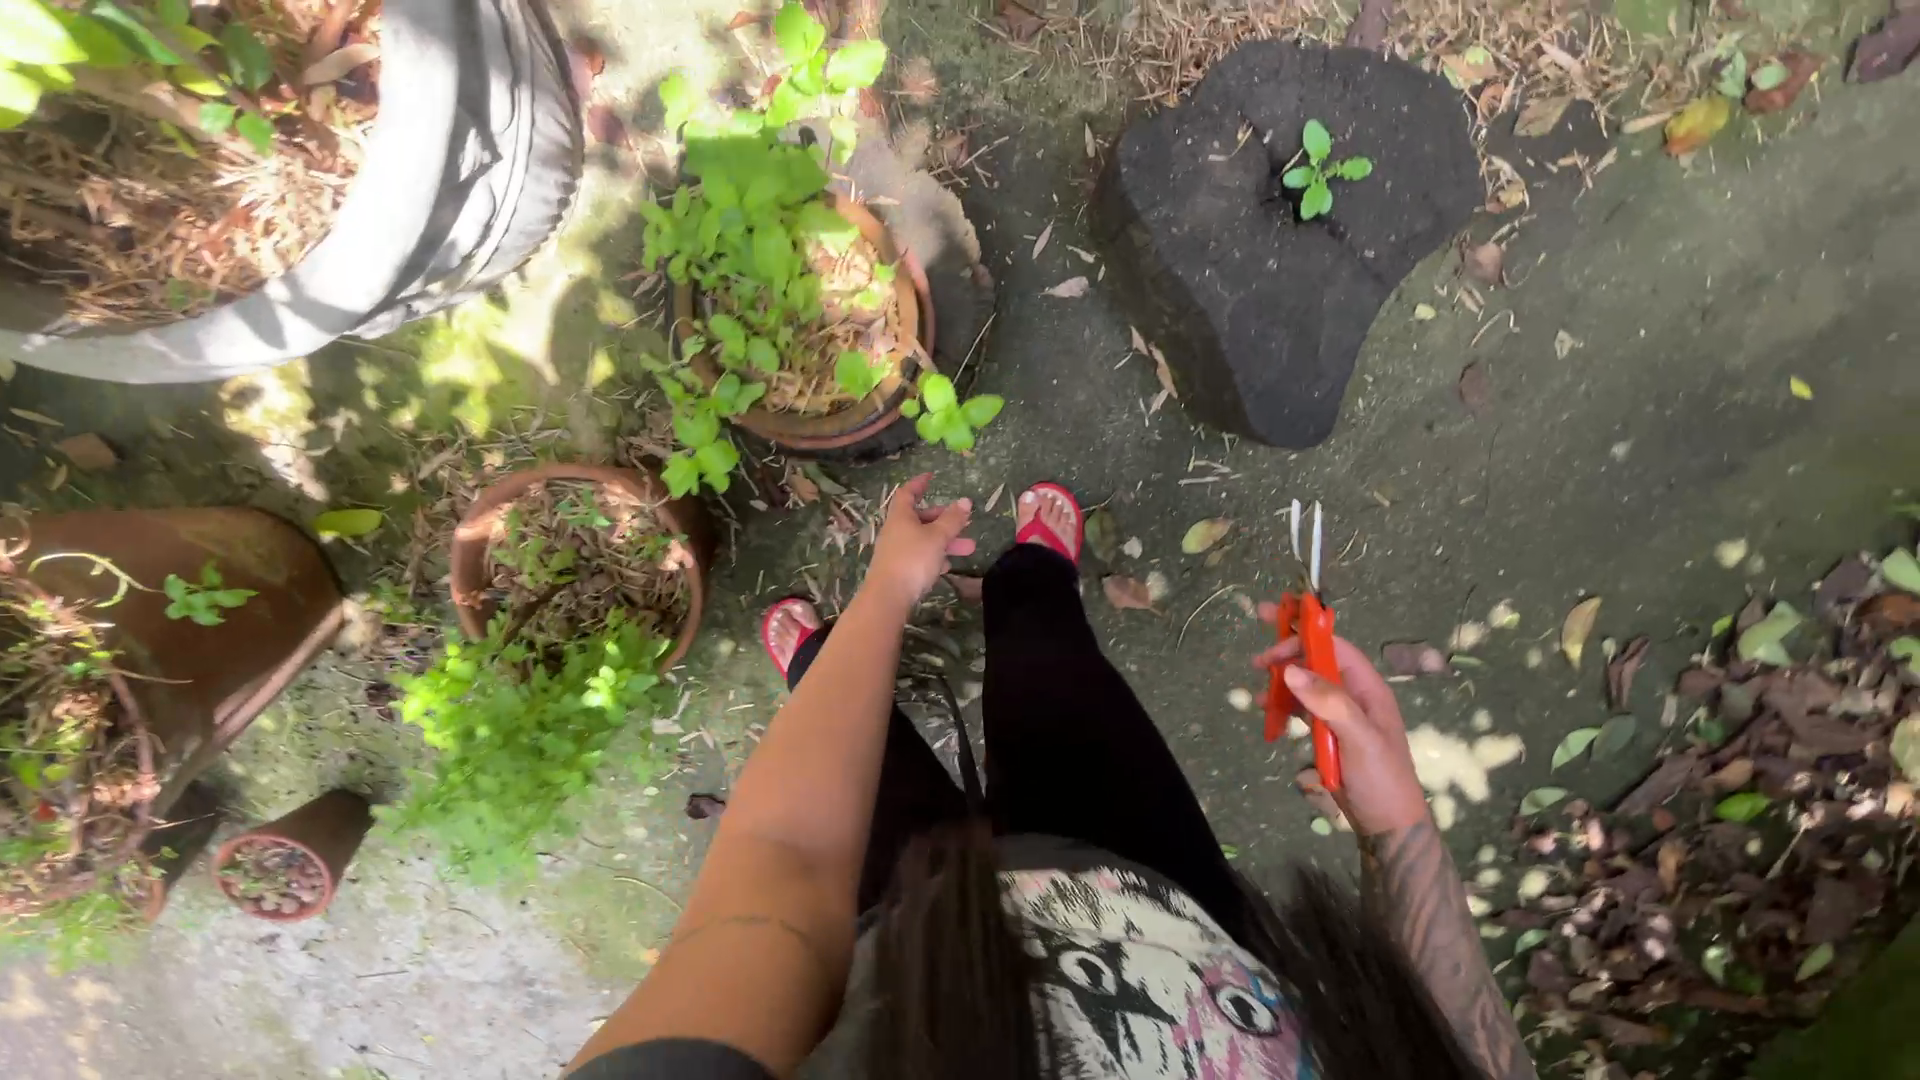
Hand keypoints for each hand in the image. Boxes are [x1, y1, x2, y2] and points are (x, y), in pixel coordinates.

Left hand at [864, 474, 973, 608]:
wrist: (888, 597)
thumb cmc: (912, 559)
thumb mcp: (937, 537)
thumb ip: (952, 520)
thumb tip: (965, 501)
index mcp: (901, 517)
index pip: (908, 493)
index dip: (919, 484)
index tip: (931, 477)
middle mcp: (896, 531)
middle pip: (920, 518)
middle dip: (944, 520)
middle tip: (965, 522)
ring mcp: (896, 551)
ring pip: (924, 540)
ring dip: (946, 541)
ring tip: (969, 549)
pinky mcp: (899, 570)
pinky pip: (919, 557)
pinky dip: (935, 558)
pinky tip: (947, 566)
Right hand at [1253, 612, 1428, 835]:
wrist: (1388, 825)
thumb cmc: (1380, 778)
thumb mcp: (1357, 738)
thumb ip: (1328, 702)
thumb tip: (1292, 670)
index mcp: (1368, 688)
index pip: (1333, 647)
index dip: (1305, 633)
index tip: (1272, 624)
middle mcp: (1354, 695)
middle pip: (1317, 661)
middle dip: (1288, 655)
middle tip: (1257, 661)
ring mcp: (1340, 714)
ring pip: (1306, 683)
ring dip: (1282, 681)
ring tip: (1258, 689)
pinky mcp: (1328, 732)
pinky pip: (1302, 707)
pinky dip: (1283, 704)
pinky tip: (1268, 710)